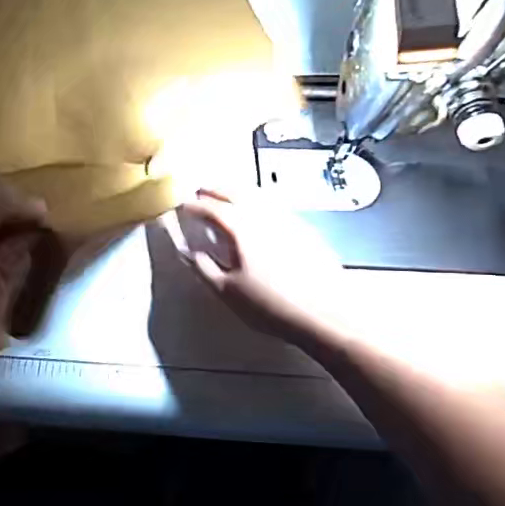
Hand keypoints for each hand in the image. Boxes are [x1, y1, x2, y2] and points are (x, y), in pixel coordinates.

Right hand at [163, 189, 354, 350]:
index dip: (193, 205)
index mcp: (241, 226)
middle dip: (215, 191)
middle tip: (201, 193)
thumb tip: (189, 251)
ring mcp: (288, 219)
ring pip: (258, 196)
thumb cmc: (270, 305)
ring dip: (238, 194)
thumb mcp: (227, 291)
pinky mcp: (306, 230)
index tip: (182, 206)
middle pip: (236, 192)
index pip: (210, 207)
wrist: (323, 314)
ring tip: (227, 200)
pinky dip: (260, 205)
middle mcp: (264, 215)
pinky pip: (276, 208)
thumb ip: (203, 267)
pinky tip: (260, 218)